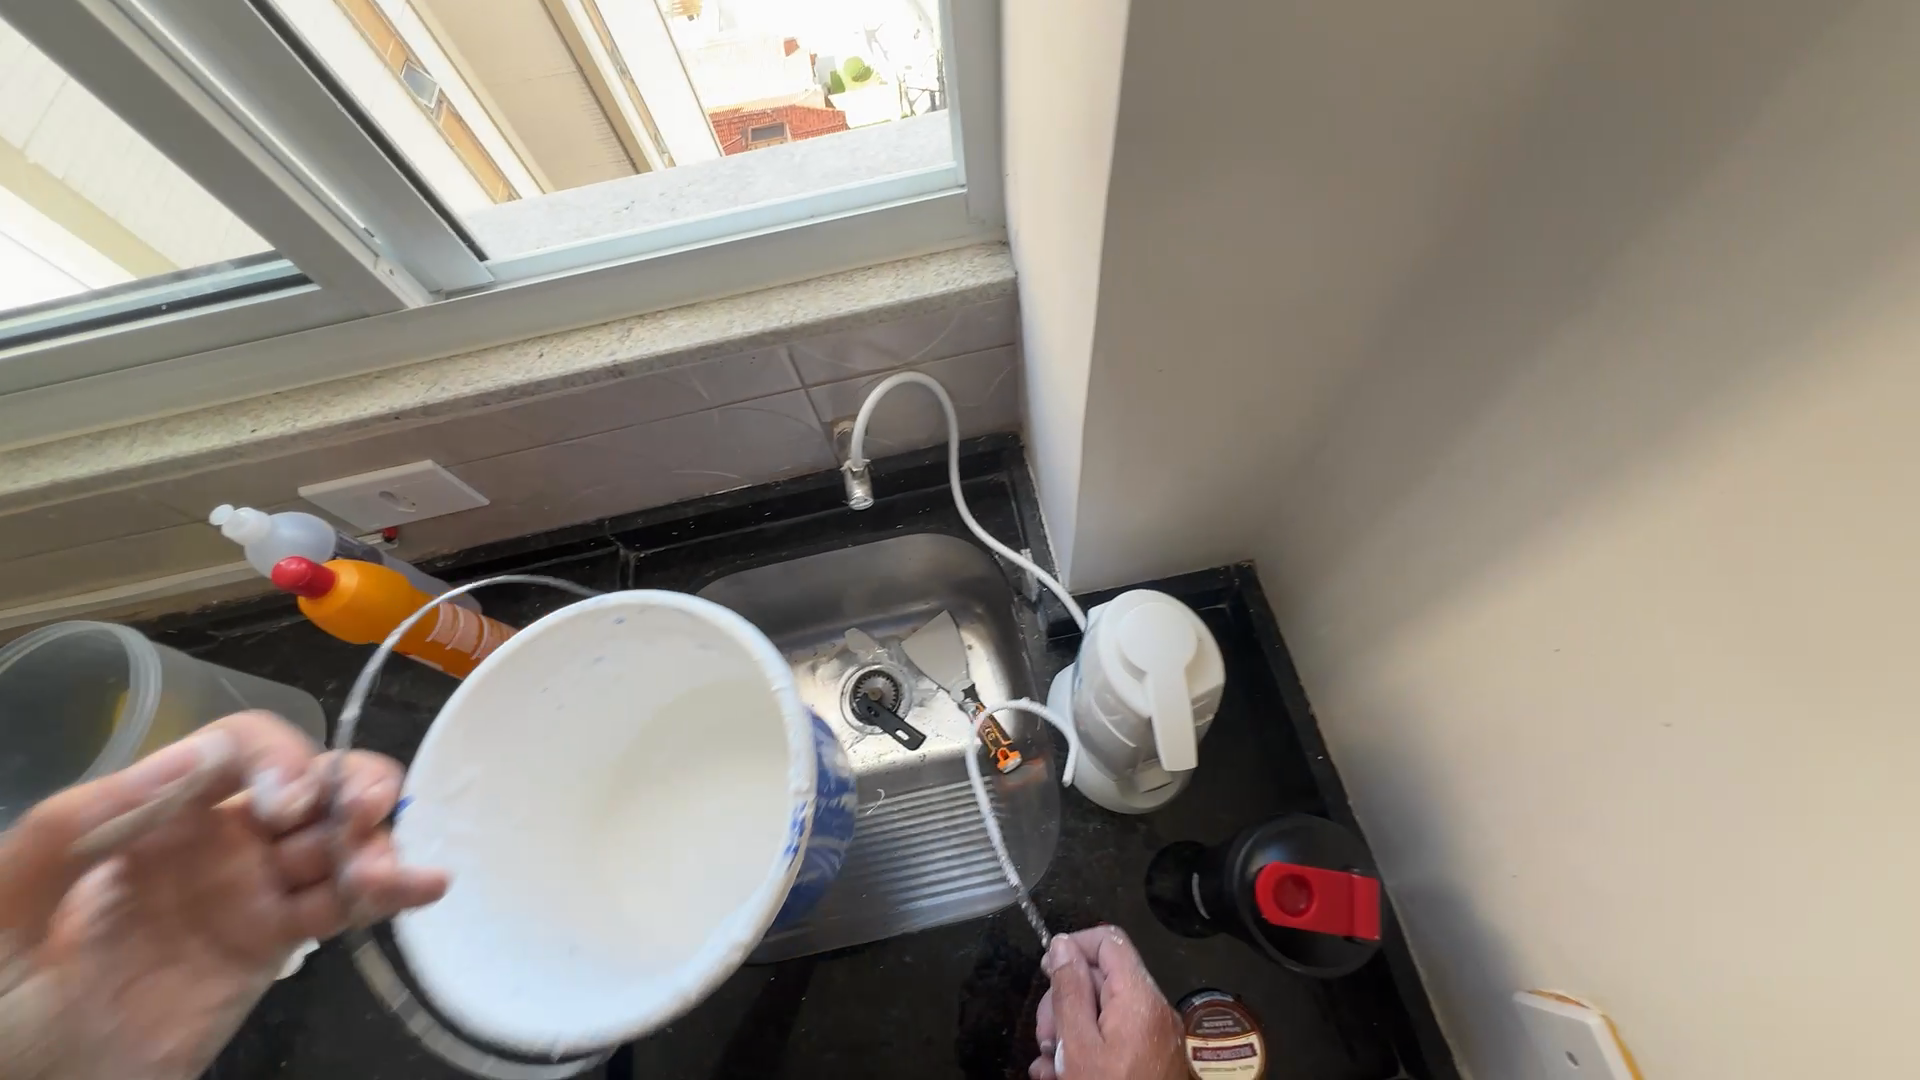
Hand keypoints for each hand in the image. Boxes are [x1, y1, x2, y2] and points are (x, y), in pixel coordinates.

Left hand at [0, 711, 448, 1079]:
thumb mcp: (1, 912)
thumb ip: (76, 828)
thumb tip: (196, 756)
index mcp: (158, 814)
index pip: (243, 748)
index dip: (280, 757)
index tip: (287, 805)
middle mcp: (222, 835)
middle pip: (316, 781)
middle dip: (355, 786)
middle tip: (366, 816)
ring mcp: (259, 885)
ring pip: (344, 838)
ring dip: (377, 844)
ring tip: (384, 877)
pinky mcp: (282, 937)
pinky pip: (348, 904)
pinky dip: (395, 891)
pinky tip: (425, 887)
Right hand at [1031, 925, 1186, 1079]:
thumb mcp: (1078, 1046)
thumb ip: (1068, 990)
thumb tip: (1061, 944)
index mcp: (1139, 996)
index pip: (1108, 940)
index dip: (1073, 945)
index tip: (1045, 971)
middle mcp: (1152, 1009)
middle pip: (1101, 978)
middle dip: (1064, 999)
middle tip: (1045, 1036)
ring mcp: (1153, 1037)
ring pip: (1102, 1012)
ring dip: (1069, 1030)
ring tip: (1047, 1064)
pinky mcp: (1149, 1061)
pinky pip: (1114, 1038)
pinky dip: (1087, 1048)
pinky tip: (1060, 1074)